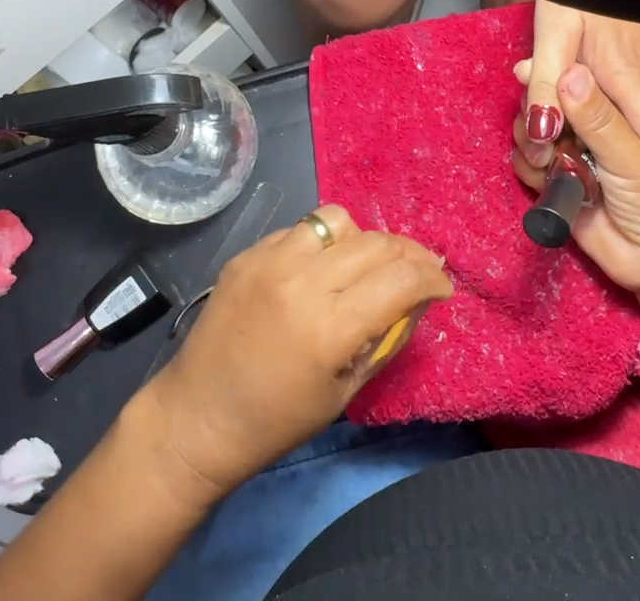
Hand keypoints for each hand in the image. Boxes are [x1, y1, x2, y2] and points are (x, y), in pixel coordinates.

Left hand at [141, 205, 452, 499]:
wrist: (198, 416)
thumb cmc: (278, 419)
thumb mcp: (347, 389)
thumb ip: (387, 336)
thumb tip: (419, 297)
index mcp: (329, 327)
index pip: (402, 279)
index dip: (432, 279)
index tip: (441, 289)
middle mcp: (300, 282)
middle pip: (376, 243)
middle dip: (409, 255)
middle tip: (416, 273)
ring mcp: (268, 261)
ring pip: (337, 220)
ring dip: (363, 240)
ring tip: (363, 266)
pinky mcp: (246, 254)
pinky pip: (299, 229)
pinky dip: (322, 243)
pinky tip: (319, 270)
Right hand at [513, 64, 639, 314]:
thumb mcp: (632, 157)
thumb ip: (598, 119)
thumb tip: (568, 71)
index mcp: (623, 107)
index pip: (578, 78)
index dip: (550, 75)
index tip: (529, 74)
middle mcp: (596, 125)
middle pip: (548, 102)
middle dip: (536, 112)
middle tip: (539, 130)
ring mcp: (575, 152)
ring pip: (534, 132)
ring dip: (531, 143)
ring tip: (546, 160)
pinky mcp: (558, 181)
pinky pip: (529, 163)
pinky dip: (529, 167)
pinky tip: (544, 180)